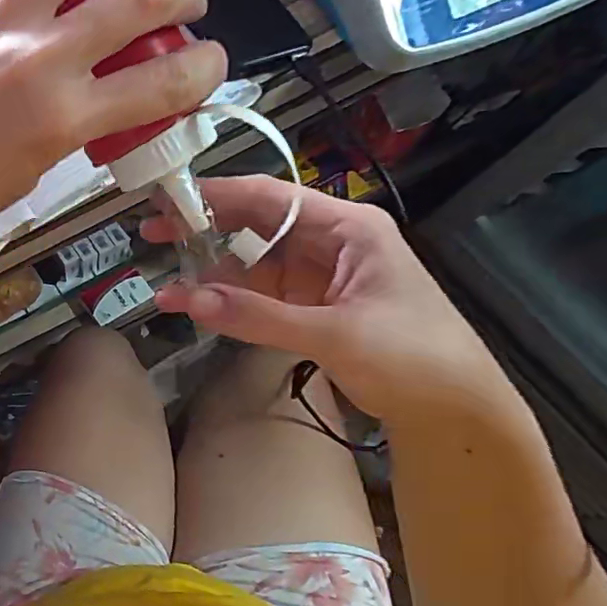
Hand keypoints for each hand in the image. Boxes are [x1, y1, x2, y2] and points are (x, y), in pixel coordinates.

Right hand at [144, 175, 515, 426]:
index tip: (168, 201)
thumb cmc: (414, 356)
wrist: (453, 409)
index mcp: (347, 227)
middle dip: (205, 229)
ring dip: (211, 275)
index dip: (216, 196)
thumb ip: (259, 316)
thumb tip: (188, 299)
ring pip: (252, 264)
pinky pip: (259, 296)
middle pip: (255, 226)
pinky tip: (196, 306)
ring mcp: (316, 276)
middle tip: (153, 233)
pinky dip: (228, 302)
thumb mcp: (336, 333)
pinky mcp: (309, 307)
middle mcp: (328, 242)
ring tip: (166, 285)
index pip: (270, 198)